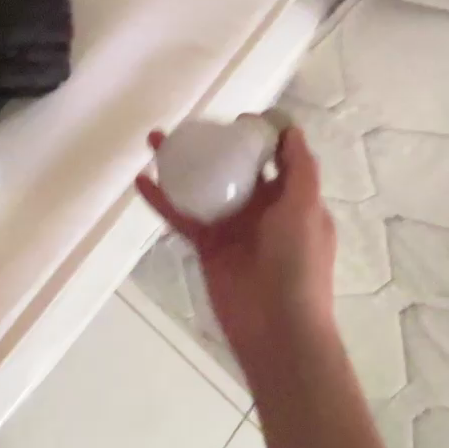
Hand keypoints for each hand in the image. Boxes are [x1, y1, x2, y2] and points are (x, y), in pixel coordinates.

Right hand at [135, 126, 336, 360]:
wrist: (277, 328)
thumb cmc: (299, 265)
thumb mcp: (307, 210)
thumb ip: (299, 170)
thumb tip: (291, 131)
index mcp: (291, 199)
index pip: (275, 158)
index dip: (258, 136)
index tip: (236, 120)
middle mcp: (262, 209)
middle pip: (234, 167)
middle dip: (214, 144)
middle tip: (190, 125)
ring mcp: (232, 227)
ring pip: (203, 187)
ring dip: (181, 165)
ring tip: (156, 141)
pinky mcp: (207, 246)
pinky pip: (182, 216)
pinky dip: (162, 200)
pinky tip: (142, 181)